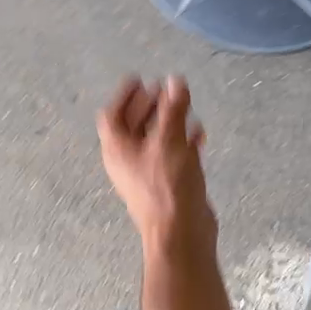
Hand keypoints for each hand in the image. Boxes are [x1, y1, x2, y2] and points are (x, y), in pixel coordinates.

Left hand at [97, 75, 214, 247]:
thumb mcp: (170, 141)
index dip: (125, 95)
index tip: (140, 78)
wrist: (180, 231)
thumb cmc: (168, 184)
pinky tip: (198, 134)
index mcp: (118, 149)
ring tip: (185, 105)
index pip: (112, 115)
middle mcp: (128, 160)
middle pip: (133, 125)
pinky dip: (182, 139)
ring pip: (154, 138)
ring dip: (168, 120)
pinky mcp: (167, 182)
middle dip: (149, 104)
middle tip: (164, 88)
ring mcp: (147, 172)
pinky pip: (171, 153)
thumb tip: (175, 81)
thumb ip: (173, 110)